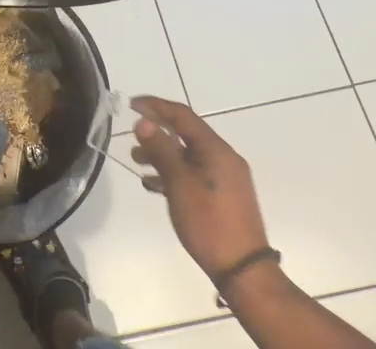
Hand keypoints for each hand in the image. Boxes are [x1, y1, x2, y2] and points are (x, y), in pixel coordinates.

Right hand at [131, 96, 269, 278]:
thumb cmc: (209, 223)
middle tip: (132, 139)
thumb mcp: (179, 184)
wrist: (243, 270)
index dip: (156, 106)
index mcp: (216, 150)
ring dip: (163, 155)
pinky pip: (195, 173)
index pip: (183, 116)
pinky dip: (174, 173)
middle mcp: (224, 158)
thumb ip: (161, 150)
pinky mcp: (224, 195)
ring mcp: (226, 177)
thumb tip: (144, 121)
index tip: (131, 104)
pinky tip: (154, 185)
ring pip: (189, 156)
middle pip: (186, 134)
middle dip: (157, 134)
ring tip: (138, 162)